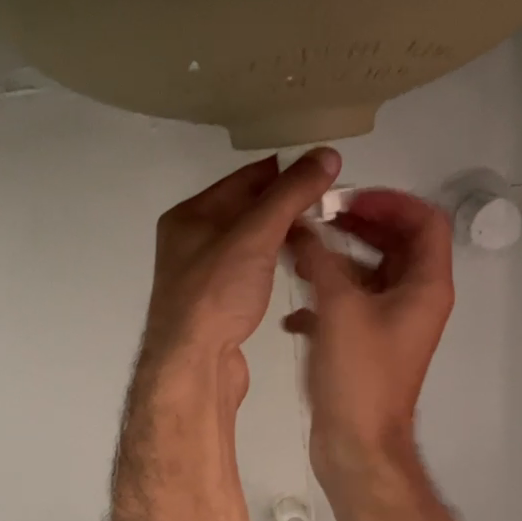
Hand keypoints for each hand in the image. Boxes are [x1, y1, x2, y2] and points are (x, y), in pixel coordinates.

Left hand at [144, 149, 342, 384]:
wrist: (194, 367)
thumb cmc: (217, 295)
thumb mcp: (255, 235)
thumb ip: (290, 194)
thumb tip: (327, 154)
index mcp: (190, 215)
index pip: (245, 178)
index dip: (285, 170)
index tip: (326, 168)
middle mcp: (192, 241)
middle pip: (248, 210)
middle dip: (288, 205)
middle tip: (331, 204)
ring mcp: (204, 276)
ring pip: (252, 243)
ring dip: (285, 236)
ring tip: (322, 235)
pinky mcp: (219, 306)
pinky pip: (252, 272)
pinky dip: (276, 264)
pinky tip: (299, 267)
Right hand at [284, 189, 454, 483]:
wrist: (357, 445)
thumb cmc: (358, 376)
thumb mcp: (339, 307)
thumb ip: (320, 259)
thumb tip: (301, 226)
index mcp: (425, 286)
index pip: (424, 221)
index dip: (389, 202)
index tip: (347, 200)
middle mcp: (416, 301)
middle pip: (396, 245)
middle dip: (357, 228)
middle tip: (317, 221)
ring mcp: (392, 325)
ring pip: (369, 276)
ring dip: (335, 263)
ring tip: (296, 259)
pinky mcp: (368, 347)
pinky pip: (351, 308)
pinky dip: (326, 301)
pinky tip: (292, 315)